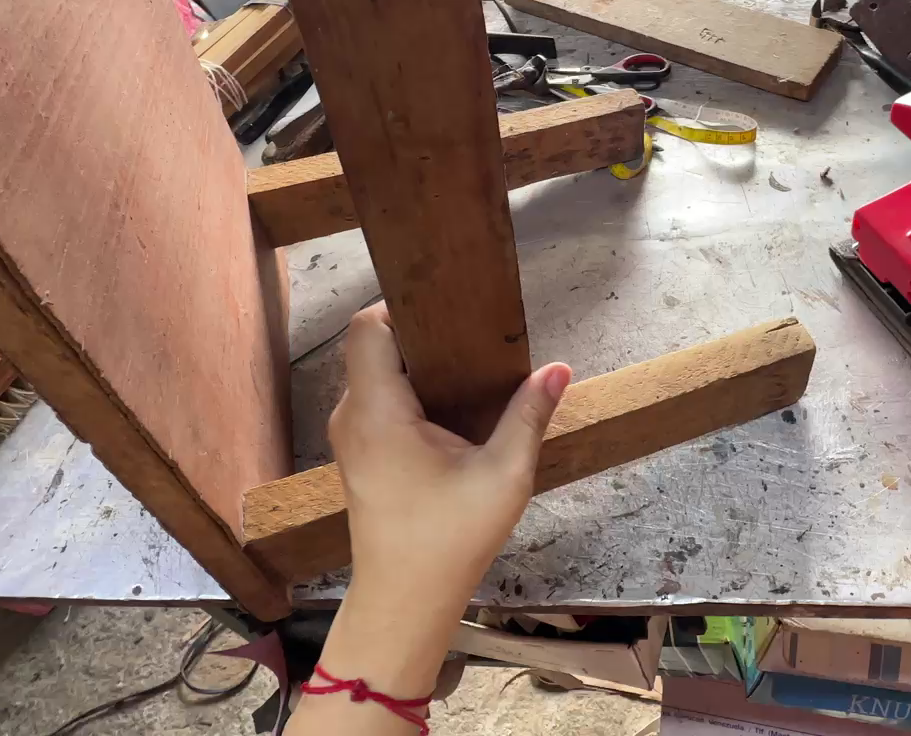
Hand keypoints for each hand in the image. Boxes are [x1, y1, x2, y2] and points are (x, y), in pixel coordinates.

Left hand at [331, 302, 570, 623]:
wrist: (403, 605)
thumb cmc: (449, 537)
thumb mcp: (503, 475)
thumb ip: (528, 415)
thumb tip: (558, 368)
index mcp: (378, 411)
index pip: (367, 328)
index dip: (400, 305)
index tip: (447, 305)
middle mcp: (354, 416)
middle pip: (373, 347)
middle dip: (419, 331)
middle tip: (472, 330)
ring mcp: (352, 437)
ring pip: (375, 373)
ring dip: (416, 361)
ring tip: (468, 360)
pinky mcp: (360, 455)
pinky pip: (377, 399)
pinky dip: (408, 387)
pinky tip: (451, 400)